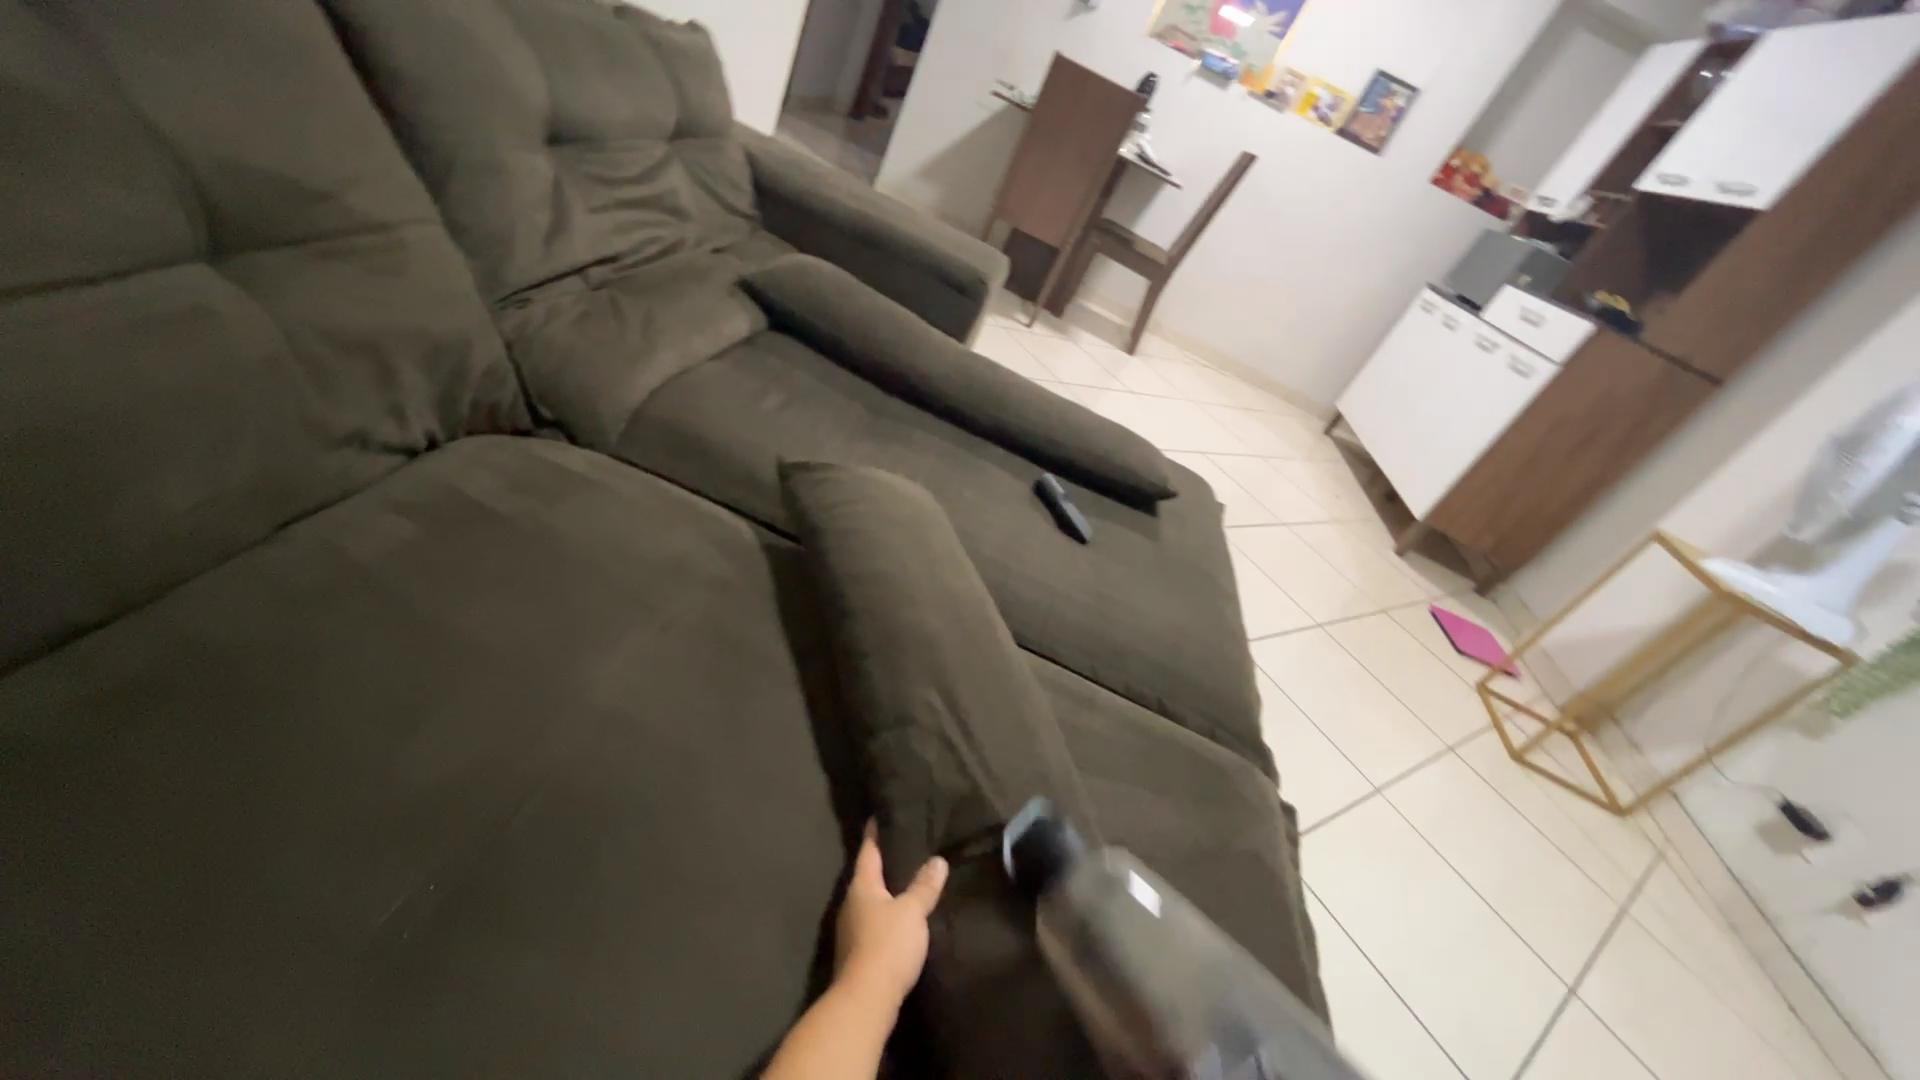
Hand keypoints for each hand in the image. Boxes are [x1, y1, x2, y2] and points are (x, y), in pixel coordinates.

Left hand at [834, 821, 948, 1008]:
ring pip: (870, 900)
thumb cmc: (887, 945)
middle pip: (867, 875)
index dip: (875, 833)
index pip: (868, 850)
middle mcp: (851, 903)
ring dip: (885, 890)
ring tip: (907, 880)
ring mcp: (851, 929)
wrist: (865, 999)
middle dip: (883, 862)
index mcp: (862, 886)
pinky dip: (886, 914)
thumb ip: (924, 886)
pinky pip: (874, 921)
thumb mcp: (911, 911)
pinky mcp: (858, 951)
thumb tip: (937, 860)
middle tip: (903, 846)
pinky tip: (901, 916)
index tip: (879, 816)